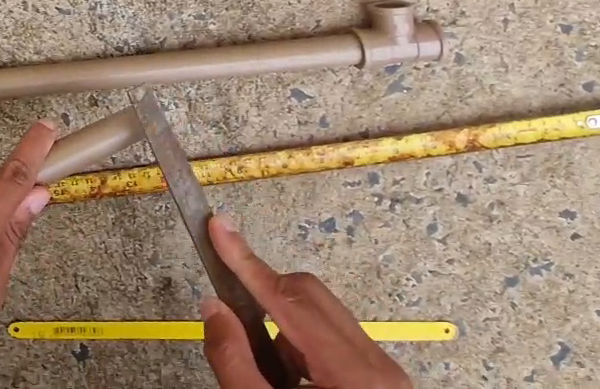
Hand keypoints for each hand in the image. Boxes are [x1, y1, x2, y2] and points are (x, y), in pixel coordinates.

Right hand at [201, 216, 411, 388]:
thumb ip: (234, 363)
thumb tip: (213, 310)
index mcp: (353, 375)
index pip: (287, 297)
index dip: (246, 260)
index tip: (219, 226)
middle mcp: (379, 368)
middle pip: (308, 297)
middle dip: (264, 298)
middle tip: (229, 313)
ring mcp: (386, 376)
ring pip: (321, 320)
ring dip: (283, 332)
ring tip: (268, 377)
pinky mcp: (383, 385)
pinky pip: (335, 344)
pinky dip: (302, 352)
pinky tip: (289, 385)